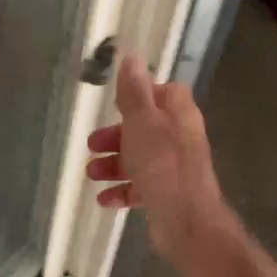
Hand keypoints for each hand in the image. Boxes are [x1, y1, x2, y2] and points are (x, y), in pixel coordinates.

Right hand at [85, 55, 231, 260]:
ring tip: (91, 174)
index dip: (140, 96)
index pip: (164, 93)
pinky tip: (104, 200)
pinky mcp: (168, 195)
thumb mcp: (142, 122)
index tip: (116, 105)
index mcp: (179, 115)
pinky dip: (122, 191)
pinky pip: (141, 187)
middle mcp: (180, 139)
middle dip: (116, 136)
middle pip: (146, 129)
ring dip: (114, 165)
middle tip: (92, 143)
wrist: (186, 219)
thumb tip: (131, 56)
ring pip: (141, 159)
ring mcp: (175, 169)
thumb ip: (134, 91)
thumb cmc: (162, 165)